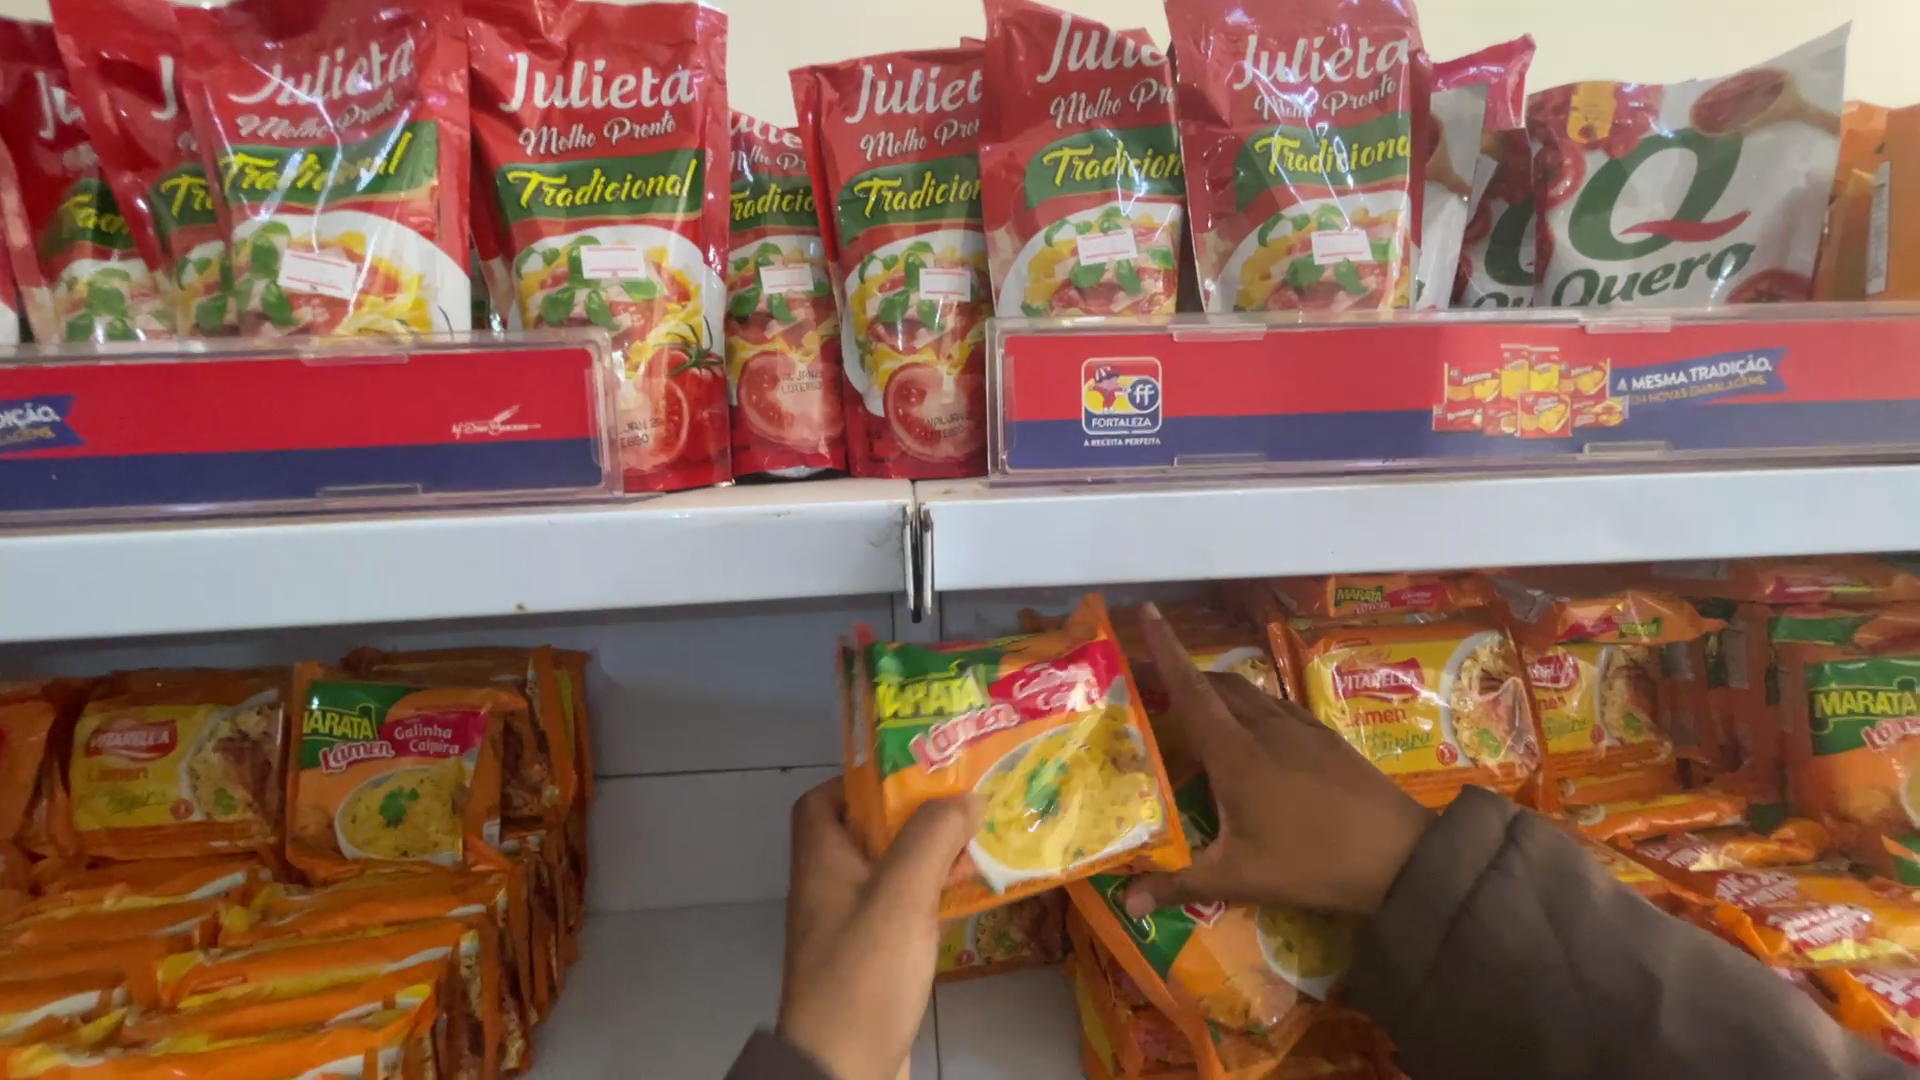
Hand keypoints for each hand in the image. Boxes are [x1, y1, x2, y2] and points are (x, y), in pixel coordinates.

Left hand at [778, 779, 982, 1079]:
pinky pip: (904, 909)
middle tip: (958, 800)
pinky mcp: (872, 959)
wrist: (843, 1075)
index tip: (909, 775)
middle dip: (912, 814)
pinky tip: (969, 893)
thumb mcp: (900, 893)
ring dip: (929, 853)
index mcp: (821, 861)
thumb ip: (932, 837)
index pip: (823, 799)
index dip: (860, 781)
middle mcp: (829, 887)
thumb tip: (967, 796)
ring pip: (890, 871)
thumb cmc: (863, 972)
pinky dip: (933, 894)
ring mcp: (850, 926)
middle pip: (865, 831)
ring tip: (976, 838)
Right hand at [1122, 603, 1433, 917]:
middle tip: (1155, 684)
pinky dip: (1249, 705)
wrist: (1403, 858)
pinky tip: (1253, 734)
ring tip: (1198, 709)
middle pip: (1214, 683)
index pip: (1189, 688)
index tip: (1146, 611)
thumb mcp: (1239, 878)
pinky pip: (1273, 705)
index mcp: (1233, 750)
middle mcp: (1262, 726)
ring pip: (1245, 691)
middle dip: (1182, 673)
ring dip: (1216, 689)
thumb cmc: (1311, 862)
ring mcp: (1297, 726)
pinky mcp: (1323, 736)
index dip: (1163, 648)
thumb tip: (1126, 904)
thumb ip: (1178, 884)